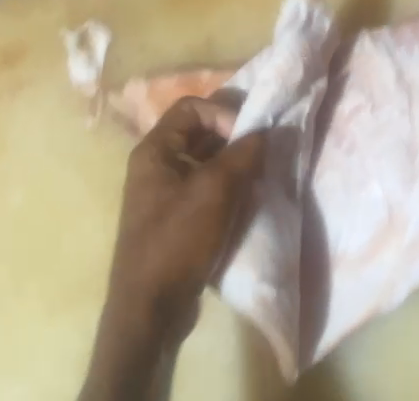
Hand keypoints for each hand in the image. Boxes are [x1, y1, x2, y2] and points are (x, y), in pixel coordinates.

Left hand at [107, 96, 264, 345]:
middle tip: (261, 154)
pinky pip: (204, 187)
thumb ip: (245, 153)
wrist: (149, 311)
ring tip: (257, 178)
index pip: (193, 107)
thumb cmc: (178, 241)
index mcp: (154, 150)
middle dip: (233, 138)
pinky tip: (245, 201)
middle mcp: (154, 165)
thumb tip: (268, 129)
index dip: (223, 113)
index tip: (247, 138)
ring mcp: (162, 194)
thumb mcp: (216, 190)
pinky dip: (226, 187)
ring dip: (233, 164)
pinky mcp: (173, 218)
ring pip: (204, 161)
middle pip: (199, 132)